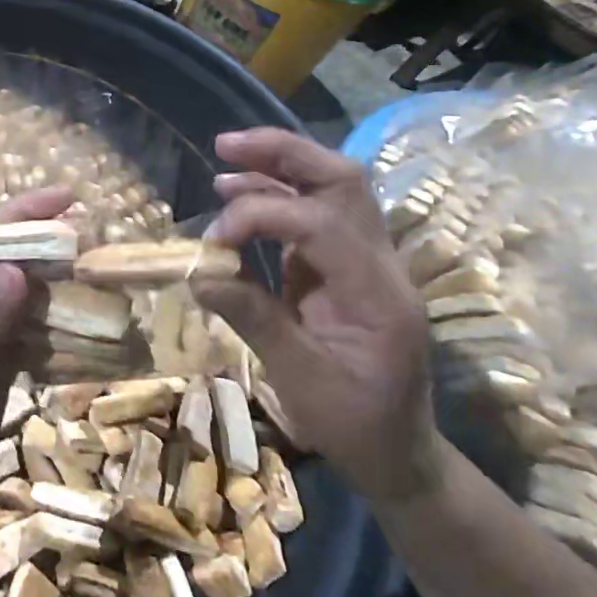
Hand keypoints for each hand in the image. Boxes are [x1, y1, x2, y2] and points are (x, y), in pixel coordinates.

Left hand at [0, 187, 70, 546]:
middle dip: (42, 244)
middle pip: (2, 265)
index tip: (64, 198)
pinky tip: (82, 319)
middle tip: (91, 232)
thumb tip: (14, 266)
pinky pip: (27, 336)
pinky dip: (53, 325)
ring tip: (95, 267)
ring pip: (19, 299)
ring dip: (53, 282)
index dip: (19, 216)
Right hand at [194, 128, 439, 501]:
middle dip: (284, 154)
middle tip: (227, 145)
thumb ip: (252, 317)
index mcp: (378, 293)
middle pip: (343, 181)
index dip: (260, 216)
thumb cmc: (354, 425)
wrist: (399, 452)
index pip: (321, 224)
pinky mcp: (346, 267)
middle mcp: (381, 263)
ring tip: (226, 161)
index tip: (213, 242)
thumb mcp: (300, 379)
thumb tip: (197, 272)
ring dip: (280, 167)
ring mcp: (367, 261)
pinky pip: (315, 216)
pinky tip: (240, 197)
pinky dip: (277, 199)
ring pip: (333, 189)